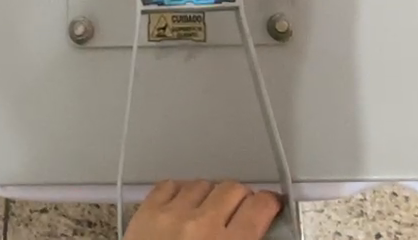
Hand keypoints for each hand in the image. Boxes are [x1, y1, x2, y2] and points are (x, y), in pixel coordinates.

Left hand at [126, 180, 281, 239]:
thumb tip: (254, 236)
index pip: (259, 207)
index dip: (268, 203)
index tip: (269, 205)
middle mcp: (202, 225)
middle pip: (232, 189)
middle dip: (240, 199)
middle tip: (239, 211)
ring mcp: (172, 215)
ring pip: (203, 183)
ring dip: (210, 196)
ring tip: (208, 213)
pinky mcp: (148, 212)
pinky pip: (171, 185)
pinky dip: (180, 193)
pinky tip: (182, 208)